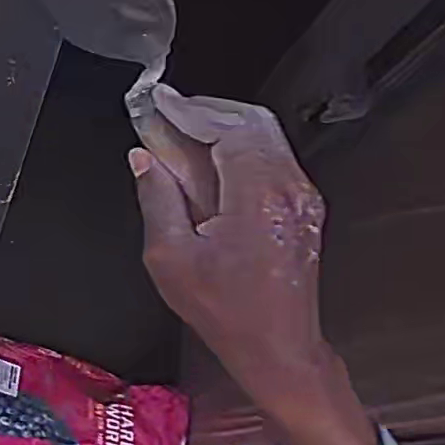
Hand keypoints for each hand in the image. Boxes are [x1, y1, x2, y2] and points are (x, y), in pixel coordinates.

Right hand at [128, 86, 376, 444]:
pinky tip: (205, 150)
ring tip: (179, 124)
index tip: (157, 99)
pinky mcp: (300, 206)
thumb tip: (143, 158)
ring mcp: (301, 197)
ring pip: (264, 135)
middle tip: (166, 106)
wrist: (277, 346)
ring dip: (220, 122)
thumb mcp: (170, 256)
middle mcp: (289, 191)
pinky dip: (235, 141)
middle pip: (252, 122)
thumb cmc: (224, 309)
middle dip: (205, 107)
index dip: (189, 110)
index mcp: (258, 200)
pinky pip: (269, 155)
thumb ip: (157, 198)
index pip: (228, 130)